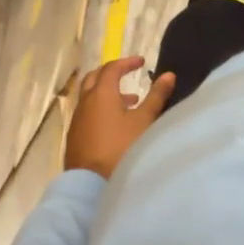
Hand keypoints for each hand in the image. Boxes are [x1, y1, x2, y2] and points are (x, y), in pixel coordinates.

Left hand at [64, 57, 176, 177]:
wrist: (91, 182)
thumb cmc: (121, 146)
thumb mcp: (144, 120)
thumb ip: (156, 96)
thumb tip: (168, 75)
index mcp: (102, 93)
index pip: (112, 68)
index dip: (127, 62)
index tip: (142, 62)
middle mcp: (86, 101)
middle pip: (95, 77)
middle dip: (112, 73)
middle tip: (127, 74)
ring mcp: (78, 119)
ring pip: (90, 96)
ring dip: (108, 92)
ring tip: (130, 101)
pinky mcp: (75, 135)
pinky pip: (88, 112)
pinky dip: (101, 108)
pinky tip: (116, 123)